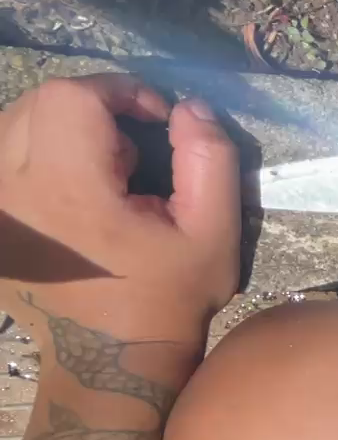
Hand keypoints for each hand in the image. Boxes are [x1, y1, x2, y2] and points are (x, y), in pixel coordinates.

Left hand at [0, 75, 239, 349]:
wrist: (110, 348)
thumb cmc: (173, 290)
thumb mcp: (215, 231)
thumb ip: (209, 162)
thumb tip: (191, 108)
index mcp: (66, 190)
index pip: (71, 97)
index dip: (121, 91)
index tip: (161, 117)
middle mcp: (4, 187)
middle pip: (37, 103)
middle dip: (96, 110)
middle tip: (142, 152)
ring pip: (12, 123)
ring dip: (66, 131)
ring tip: (110, 174)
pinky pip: (3, 155)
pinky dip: (41, 153)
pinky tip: (76, 189)